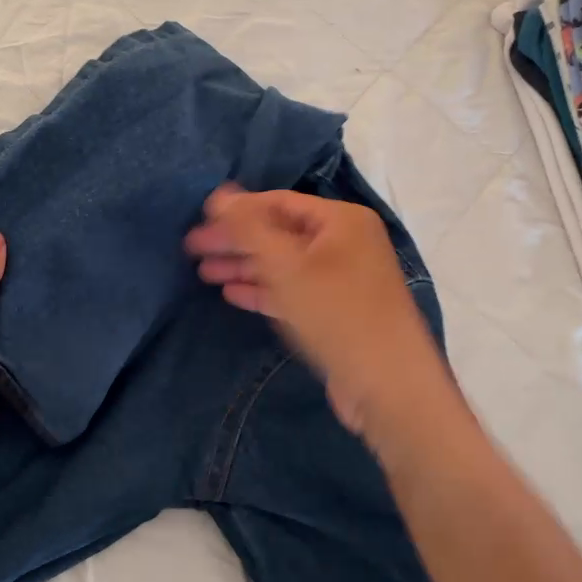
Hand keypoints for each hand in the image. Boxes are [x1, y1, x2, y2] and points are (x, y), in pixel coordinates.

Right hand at [185, 185, 450, 440]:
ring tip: (204, 274)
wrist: (388, 386)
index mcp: (342, 220)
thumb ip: (248, 227)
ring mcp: (343, 279)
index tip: (197, 223)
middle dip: (235, 242)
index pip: (277, 202)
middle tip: (193, 251)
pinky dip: (263, 290)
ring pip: (283, 264)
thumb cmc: (337, 314)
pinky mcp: (337, 311)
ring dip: (244, 267)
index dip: (235, 211)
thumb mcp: (286, 265)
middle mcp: (346, 243)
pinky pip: (293, 290)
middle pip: (278, 233)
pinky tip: (233, 294)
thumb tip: (219, 195)